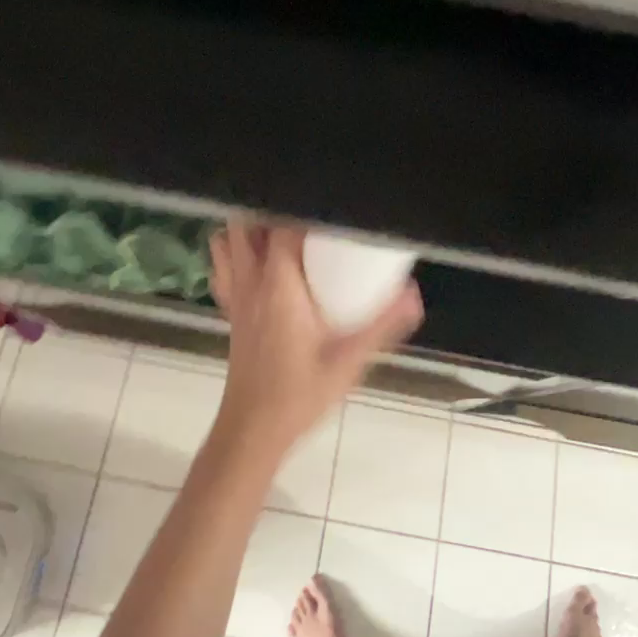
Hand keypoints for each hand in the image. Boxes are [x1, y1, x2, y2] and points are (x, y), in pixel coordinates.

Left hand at [207, 221, 423, 455]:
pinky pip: (223, 267)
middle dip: (271, 208)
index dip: (304, 207)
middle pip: (246, 222)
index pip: (284, 225)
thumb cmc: (298, 395)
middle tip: (305, 213)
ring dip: (249, 227)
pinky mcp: (231, 311)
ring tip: (282, 228)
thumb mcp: (348, 361)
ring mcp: (235, 295)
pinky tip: (259, 262)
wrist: (252, 430)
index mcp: (278, 285)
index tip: (330, 205)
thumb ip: (381, 325)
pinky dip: (235, 254)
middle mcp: (251, 281)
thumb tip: (413, 293)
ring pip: (226, 240)